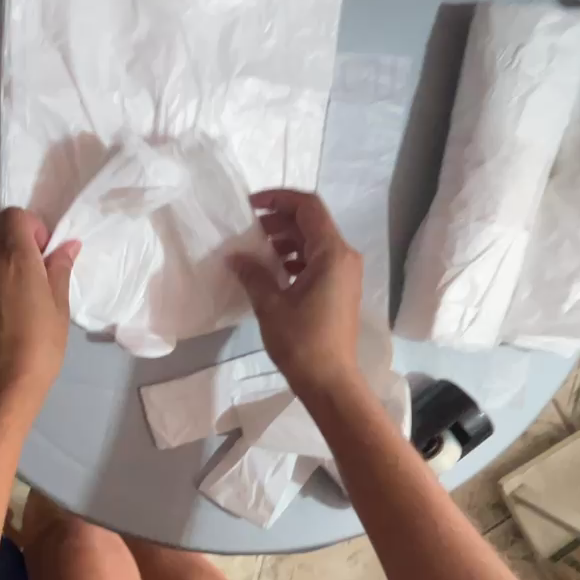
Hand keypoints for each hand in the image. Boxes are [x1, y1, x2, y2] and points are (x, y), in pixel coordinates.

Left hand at [0, 207, 79, 411]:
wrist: (5, 380)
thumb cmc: (41, 343)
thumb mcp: (59, 305)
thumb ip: (59, 269)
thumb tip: (67, 245)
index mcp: (15, 257)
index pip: (15, 216)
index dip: (32, 227)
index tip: (44, 251)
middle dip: (13, 239)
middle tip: (32, 266)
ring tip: (14, 281)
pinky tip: (1, 298)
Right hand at [229, 189, 364, 403]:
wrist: (330, 381)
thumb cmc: (301, 342)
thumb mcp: (270, 305)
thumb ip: (252, 273)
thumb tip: (234, 256)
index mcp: (332, 253)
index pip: (307, 207)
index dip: (278, 199)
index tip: (250, 206)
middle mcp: (344, 256)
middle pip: (311, 222)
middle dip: (278, 221)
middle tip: (248, 232)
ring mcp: (345, 273)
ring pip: (313, 241)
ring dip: (285, 241)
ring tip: (256, 253)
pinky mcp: (340, 289)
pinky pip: (317, 260)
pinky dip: (294, 258)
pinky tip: (272, 272)